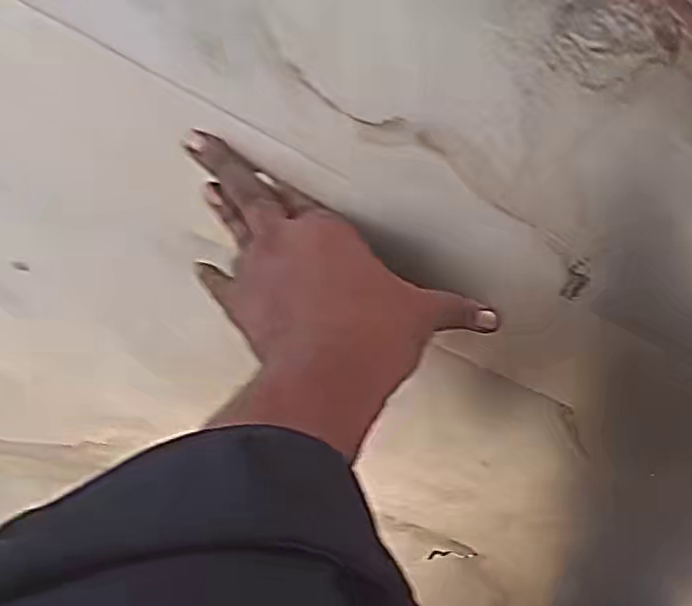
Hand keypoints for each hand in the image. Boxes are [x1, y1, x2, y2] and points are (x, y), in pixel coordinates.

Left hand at [187, 131, 497, 456]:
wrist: (329, 376)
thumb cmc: (371, 339)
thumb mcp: (422, 318)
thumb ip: (454, 311)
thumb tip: (489, 316)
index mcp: (331, 234)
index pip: (311, 203)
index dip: (295, 189)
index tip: (276, 172)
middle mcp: (289, 243)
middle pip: (253, 194)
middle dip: (227, 166)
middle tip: (202, 142)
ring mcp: (261, 272)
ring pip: (234, 227)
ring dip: (220, 205)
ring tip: (205, 182)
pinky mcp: (245, 306)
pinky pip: (223, 285)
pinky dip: (213, 277)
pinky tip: (205, 268)